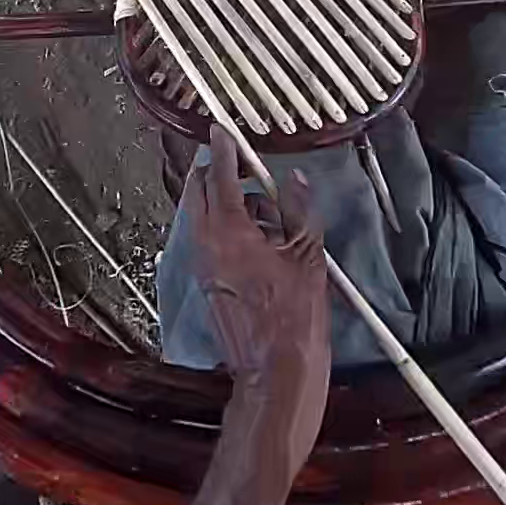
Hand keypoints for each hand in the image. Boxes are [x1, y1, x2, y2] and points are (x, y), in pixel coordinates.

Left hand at [183, 128, 328, 504]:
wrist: (273, 375)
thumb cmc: (295, 315)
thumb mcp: (307, 258)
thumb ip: (298, 212)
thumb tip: (295, 179)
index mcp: (228, 230)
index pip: (217, 176)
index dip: (221, 149)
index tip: (221, 129)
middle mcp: (204, 240)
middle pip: (198, 190)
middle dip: (215, 171)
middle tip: (245, 168)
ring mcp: (200, 261)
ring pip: (201, 213)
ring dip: (224, 200)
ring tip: (268, 213)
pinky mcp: (204, 278)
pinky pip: (207, 235)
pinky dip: (224, 224)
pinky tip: (260, 239)